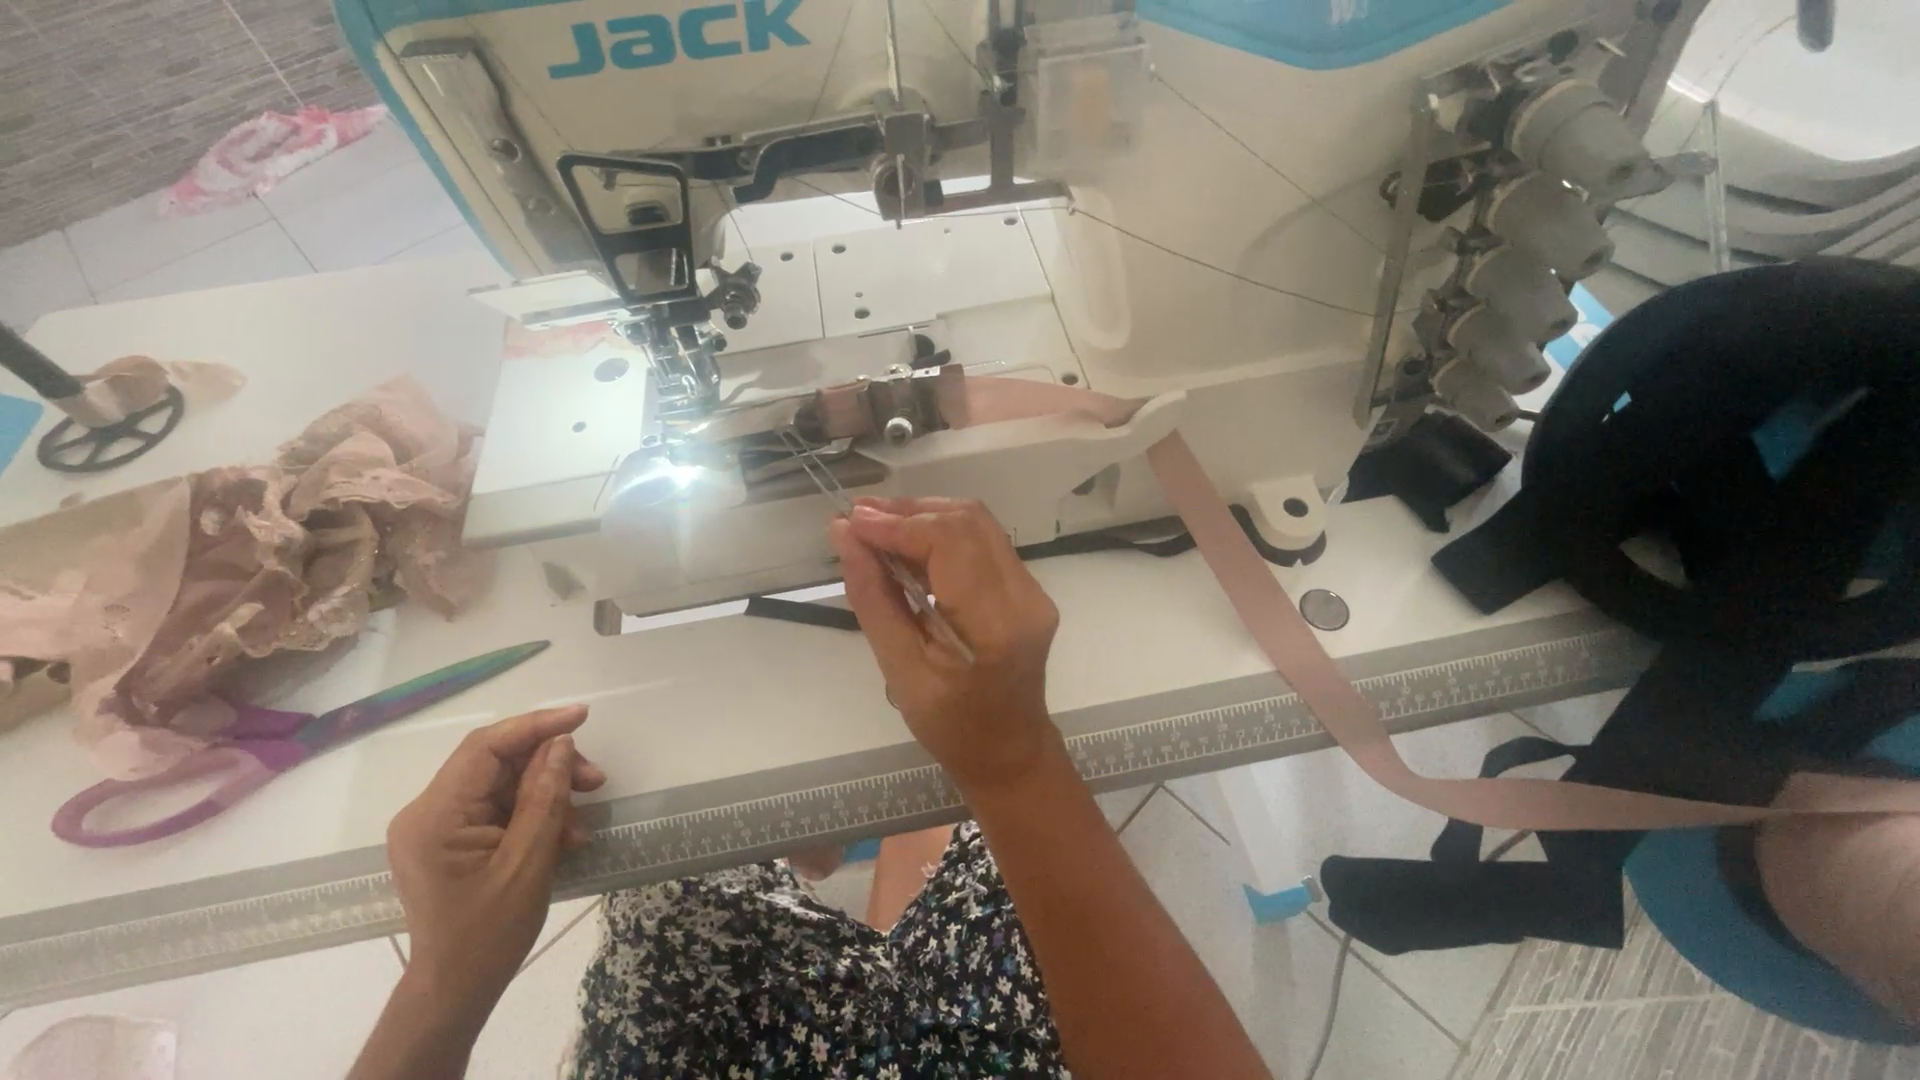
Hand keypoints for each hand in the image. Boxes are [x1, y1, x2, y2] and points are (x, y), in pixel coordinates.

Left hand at [384, 705, 605, 1014]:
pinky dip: (536, 813)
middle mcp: (428, 812)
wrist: (456, 990)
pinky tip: (566, 835)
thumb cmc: (489, 933)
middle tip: (596, 780)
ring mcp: (438, 826)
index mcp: (435, 816)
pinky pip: (500, 807)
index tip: (581, 716)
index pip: (485, 748)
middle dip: (551, 765)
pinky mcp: (452, 839)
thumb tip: (561, 744)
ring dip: (549, 792)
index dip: (535, 725)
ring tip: (583, 820)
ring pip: (504, 783)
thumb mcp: (528, 863)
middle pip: (497, 763)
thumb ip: (544, 798)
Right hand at [830, 497, 1061, 795]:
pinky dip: (942, 534)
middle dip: (909, 511)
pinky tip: (907, 546)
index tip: (850, 523)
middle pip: (968, 520)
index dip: (897, 524)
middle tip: (858, 518)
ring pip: (978, 523)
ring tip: (875, 525)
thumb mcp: (900, 670)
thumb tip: (845, 536)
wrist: (1009, 752)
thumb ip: (873, 598)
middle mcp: (1025, 597)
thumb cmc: (950, 726)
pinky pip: (984, 542)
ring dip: (924, 516)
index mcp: (995, 625)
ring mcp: (1033, 590)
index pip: (949, 543)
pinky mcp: (1028, 589)